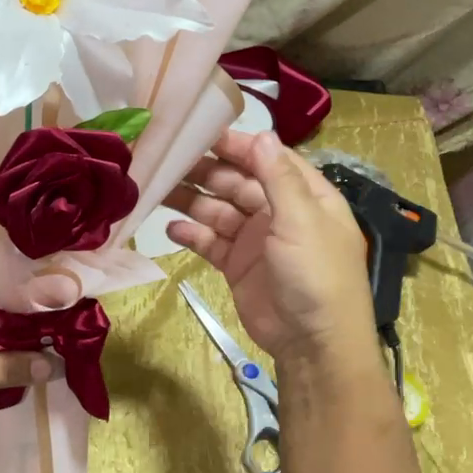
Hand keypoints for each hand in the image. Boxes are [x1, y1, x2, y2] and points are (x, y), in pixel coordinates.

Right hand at [164, 131, 376, 367]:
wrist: (312, 340)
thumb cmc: (317, 275)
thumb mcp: (302, 221)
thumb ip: (278, 178)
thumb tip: (261, 134)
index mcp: (304, 196)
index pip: (267, 160)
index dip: (237, 145)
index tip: (201, 132)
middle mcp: (278, 213)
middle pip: (236, 182)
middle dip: (204, 171)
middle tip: (165, 159)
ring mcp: (254, 240)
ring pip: (217, 211)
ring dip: (189, 200)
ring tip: (156, 189)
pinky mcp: (236, 265)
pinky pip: (209, 242)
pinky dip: (191, 234)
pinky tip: (169, 228)